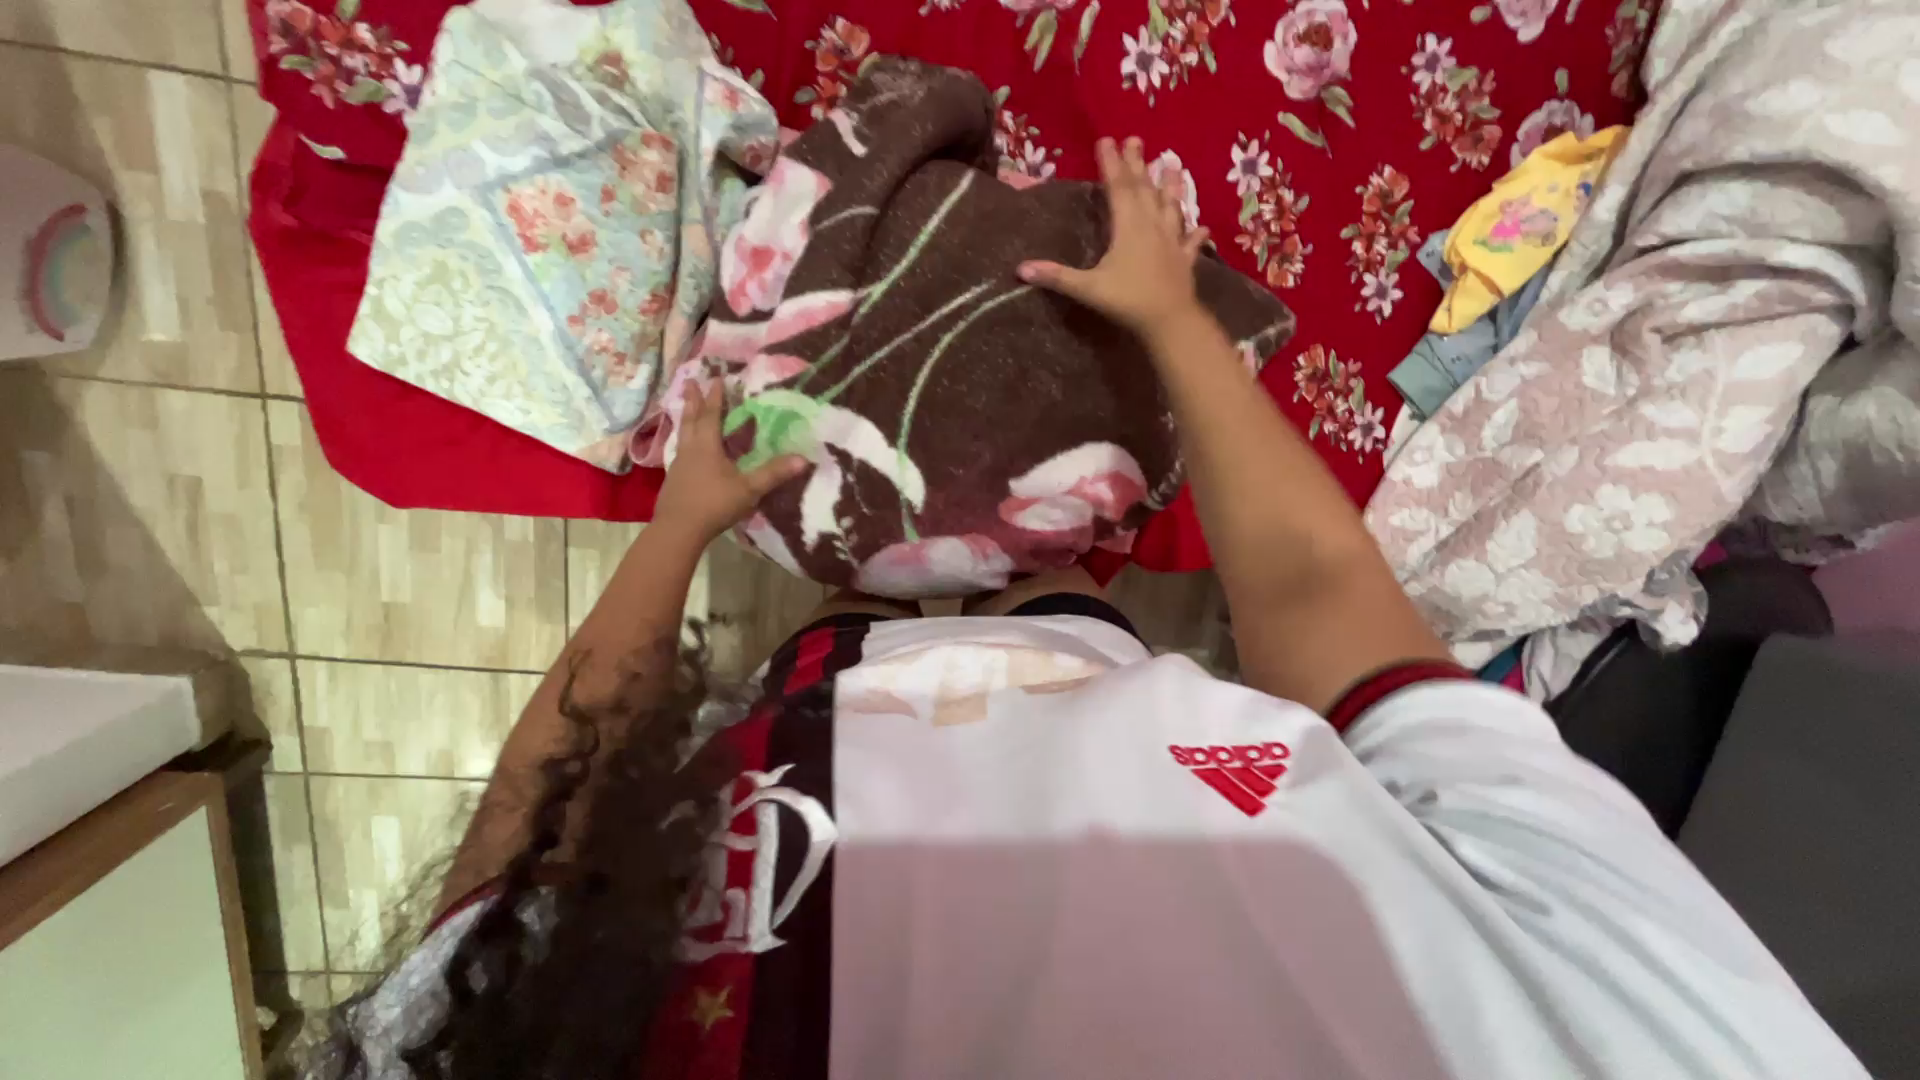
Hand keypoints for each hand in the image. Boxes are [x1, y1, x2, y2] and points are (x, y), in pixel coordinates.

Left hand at [653, 382, 808, 545]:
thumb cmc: (714, 505)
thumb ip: (774, 474)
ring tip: (687, 410)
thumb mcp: (749, 490)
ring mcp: (679, 466)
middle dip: (693, 401)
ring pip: (682, 435)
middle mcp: (690, 451)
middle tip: (690, 382)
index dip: (715, 397)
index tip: (715, 378)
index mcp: (707, 447)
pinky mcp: (674, 481)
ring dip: (686, 419)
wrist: (678, 530)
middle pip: (691, 420)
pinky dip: (685, 442)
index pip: (712, 416)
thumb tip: (804, 459)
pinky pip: (680, 452)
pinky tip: (688, 450)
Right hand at [1018, 136, 1210, 339]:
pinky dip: (1195, 235)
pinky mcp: (1184, 261)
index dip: (1110, 164)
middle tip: (1135, 140)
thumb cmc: (1127, 300)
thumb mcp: (1087, 288)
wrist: (1169, 320)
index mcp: (1128, 227)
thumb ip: (1056, 276)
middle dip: (1137, 165)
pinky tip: (1202, 228)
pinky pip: (1190, 244)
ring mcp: (1171, 243)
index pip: (1118, 188)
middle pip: (1144, 190)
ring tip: (1173, 166)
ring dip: (1170, 188)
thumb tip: (1021, 269)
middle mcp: (1152, 227)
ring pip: (1171, 208)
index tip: (1106, 140)